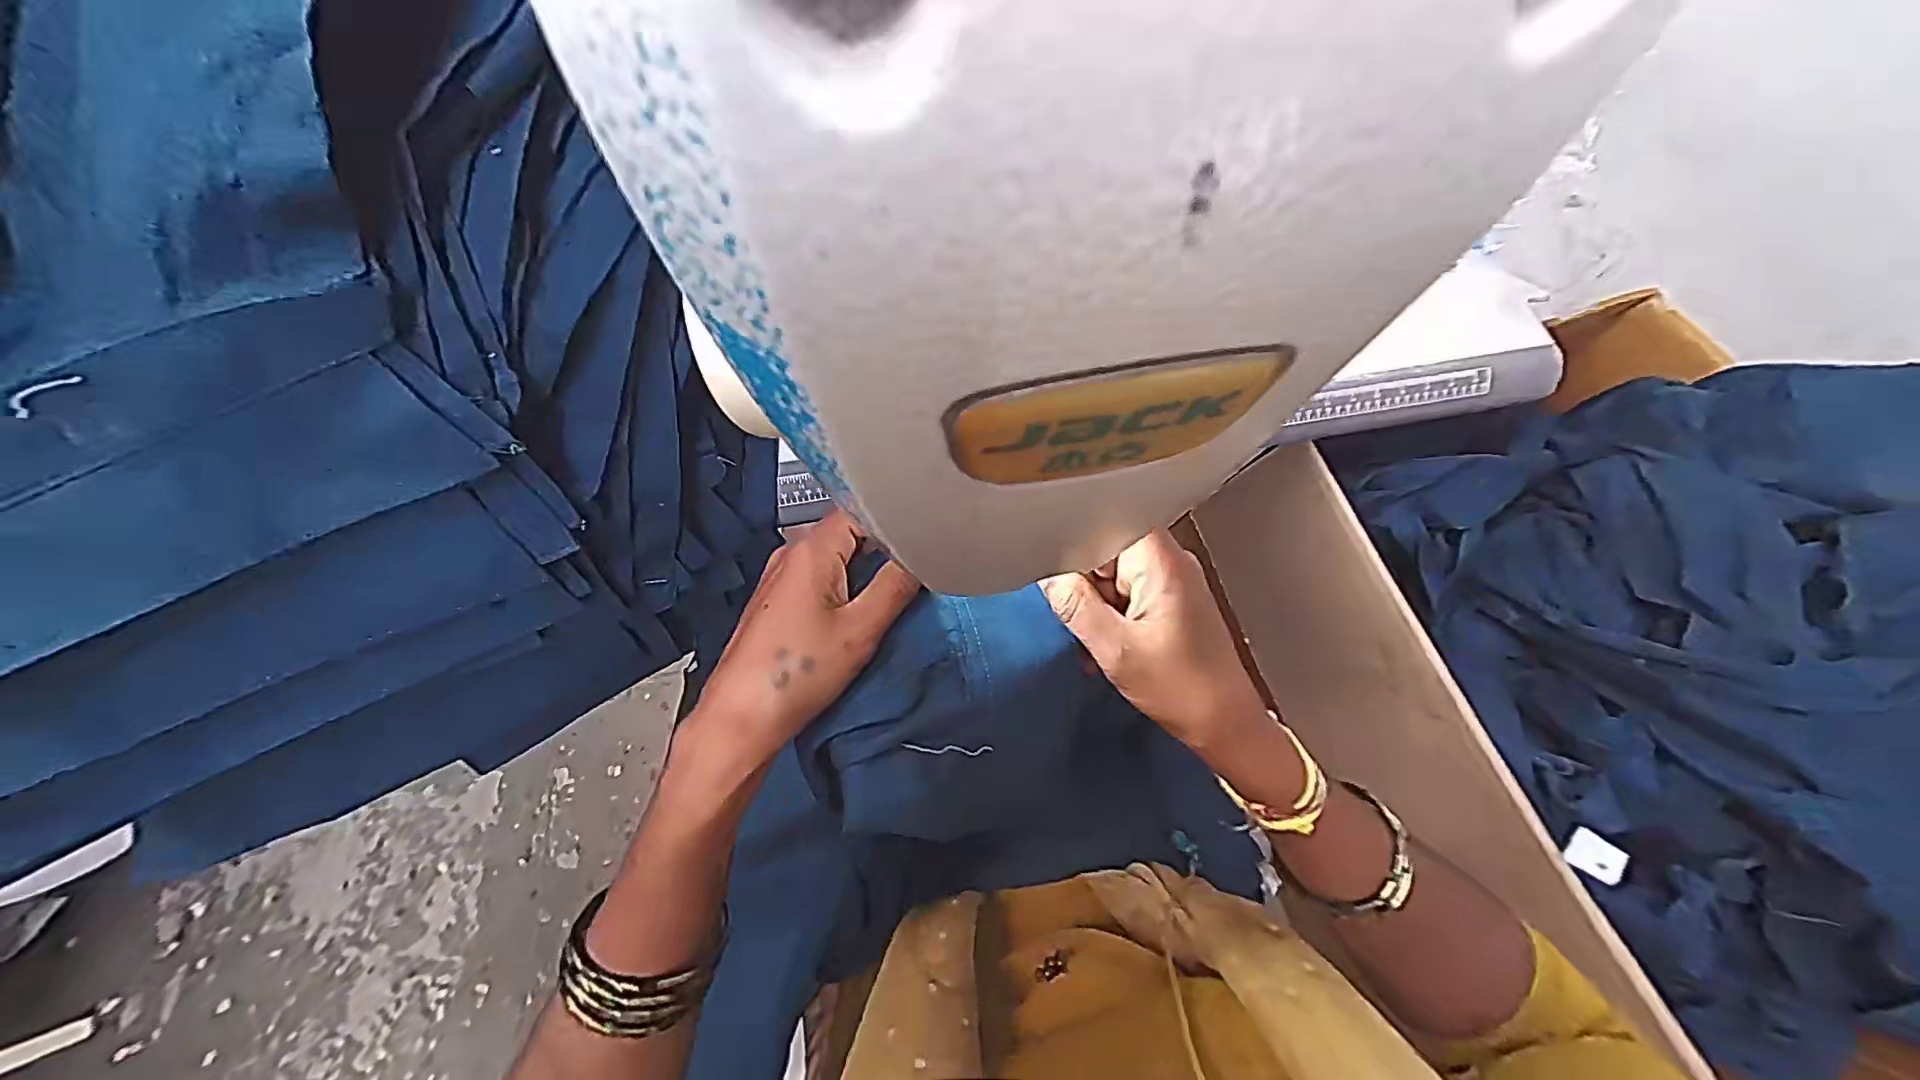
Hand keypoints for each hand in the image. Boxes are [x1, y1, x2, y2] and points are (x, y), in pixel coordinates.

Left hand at [687, 508, 921, 771]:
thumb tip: (920, 555)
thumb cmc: (796, 673)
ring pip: (834, 559)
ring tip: (886, 600)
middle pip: (847, 533)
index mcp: (809, 550)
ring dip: (862, 574)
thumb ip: (896, 585)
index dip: (893, 521)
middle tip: (912, 575)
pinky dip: (842, 591)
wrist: (740, 719)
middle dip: (882, 551)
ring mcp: (779, 579)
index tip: (921, 542)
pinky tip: (854, 618)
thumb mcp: (861, 629)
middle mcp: (789, 555)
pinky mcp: (776, 604)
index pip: (860, 510)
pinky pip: (818, 581)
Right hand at [1040, 528, 1268, 753]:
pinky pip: (1127, 594)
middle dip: (1084, 582)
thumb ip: (1075, 604)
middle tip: (1084, 619)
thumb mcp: (1114, 648)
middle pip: (1106, 549)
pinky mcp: (1170, 602)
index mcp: (1162, 561)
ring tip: (1103, 641)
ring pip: (1113, 575)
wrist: (1225, 725)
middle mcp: (1171, 562)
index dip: (1075, 545)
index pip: (1105, 522)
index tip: (1059, 573)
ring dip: (1096, 605)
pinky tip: (1112, 645)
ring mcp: (1172, 581)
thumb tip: (1049, 577)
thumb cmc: (1184, 689)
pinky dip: (1111, 616)